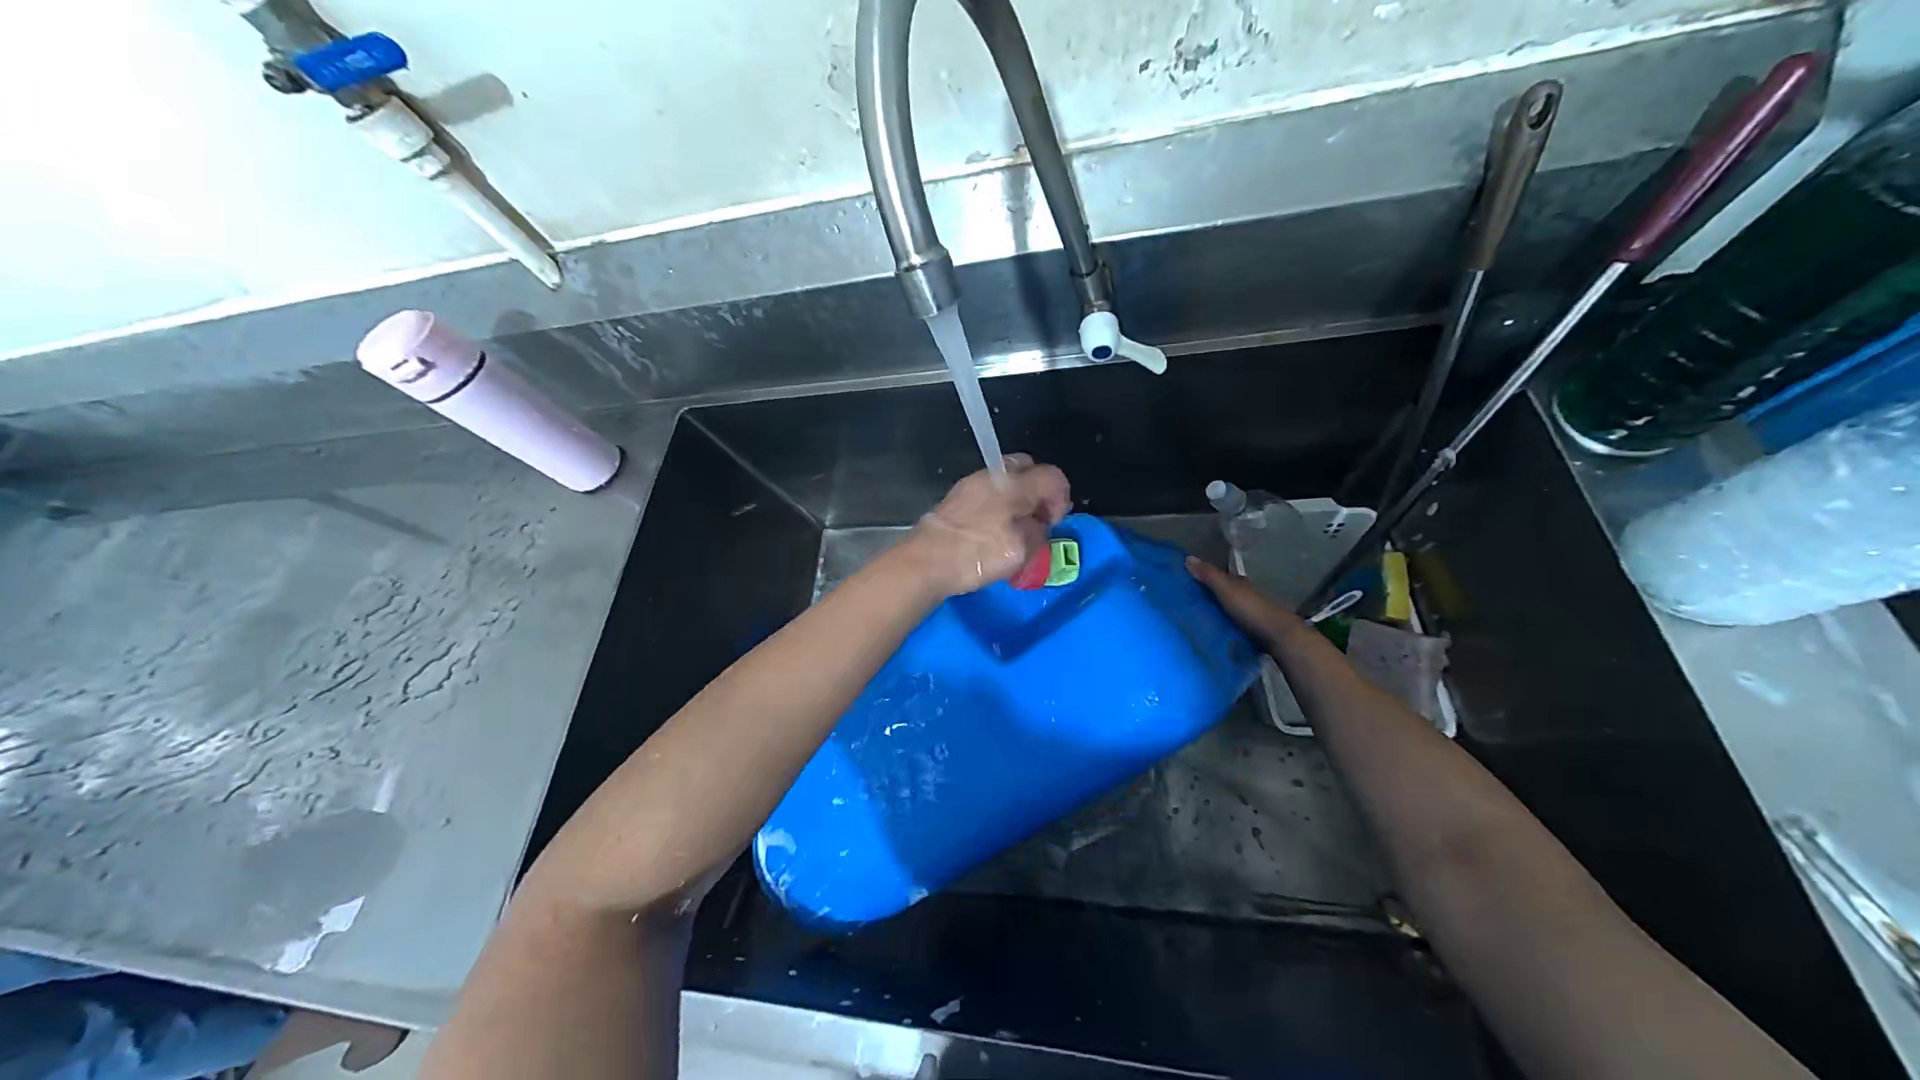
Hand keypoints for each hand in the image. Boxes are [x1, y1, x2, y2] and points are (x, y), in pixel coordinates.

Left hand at [903, 454, 1071, 596]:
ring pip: (1005, 479)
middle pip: (1027, 468)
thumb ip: (1038, 531)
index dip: (1061, 498)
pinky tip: (995, 528)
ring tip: (1017, 526)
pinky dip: (999, 503)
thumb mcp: (1022, 549)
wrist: (926, 562)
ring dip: (1018, 497)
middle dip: (1039, 490)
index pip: (1052, 476)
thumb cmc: (977, 555)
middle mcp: (993, 475)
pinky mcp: (956, 497)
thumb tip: (1037, 525)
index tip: (1055, 522)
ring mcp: (971, 484)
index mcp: (1013, 483)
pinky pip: (988, 491)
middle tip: (1039, 518)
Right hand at [1185, 555, 1308, 649]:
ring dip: (1212, 608)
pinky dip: (1219, 621)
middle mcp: (1243, 594)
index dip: (1204, 576)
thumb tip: (1187, 557)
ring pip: (1225, 606)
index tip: (1185, 580)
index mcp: (1238, 582)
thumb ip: (1209, 575)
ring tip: (1192, 615)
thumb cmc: (1249, 608)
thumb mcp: (1226, 589)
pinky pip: (1228, 621)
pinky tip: (1208, 627)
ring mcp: (1247, 611)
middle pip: (1222, 591)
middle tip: (1185, 599)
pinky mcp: (1247, 627)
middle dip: (1207, 593)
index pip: (1219, 575)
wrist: (1275, 634)